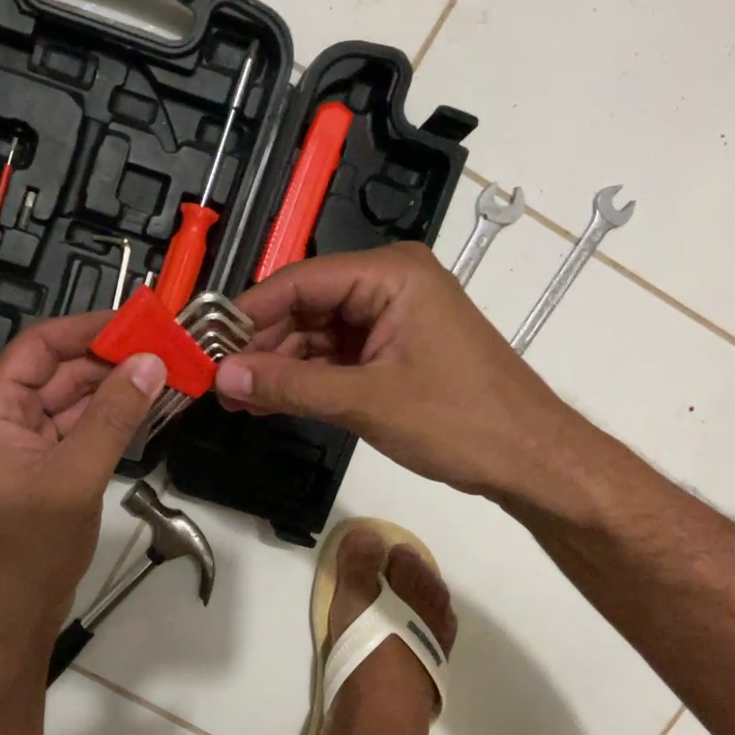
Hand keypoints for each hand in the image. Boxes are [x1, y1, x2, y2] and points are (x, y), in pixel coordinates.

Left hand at [0, 313, 166, 635]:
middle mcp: (5, 417)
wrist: (11, 616)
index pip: (42, 345)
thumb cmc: (29, 547)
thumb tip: (151, 361)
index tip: (144, 322)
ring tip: (172, 375)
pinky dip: (113, 420)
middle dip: (113, 359)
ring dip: (118, 389)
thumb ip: (114, 417)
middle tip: (171, 349)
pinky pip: (81, 429)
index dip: (91, 328)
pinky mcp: (45, 467)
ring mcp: (25, 443)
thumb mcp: (75, 477)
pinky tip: (151, 410)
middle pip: (61, 369)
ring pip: (75, 399)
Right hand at [214, 242, 581, 498]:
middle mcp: (387, 285)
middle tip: (214, 380)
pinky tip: (264, 402)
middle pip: (302, 307)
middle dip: (259, 346)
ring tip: (233, 399)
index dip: (247, 313)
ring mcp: (389, 319)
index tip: (204, 344)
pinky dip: (301, 381)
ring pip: (313, 336)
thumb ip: (289, 385)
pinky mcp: (390, 350)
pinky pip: (332, 358)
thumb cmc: (459, 420)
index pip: (299, 281)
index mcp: (390, 275)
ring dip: (275, 368)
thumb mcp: (364, 400)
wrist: (530, 459)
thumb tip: (222, 376)